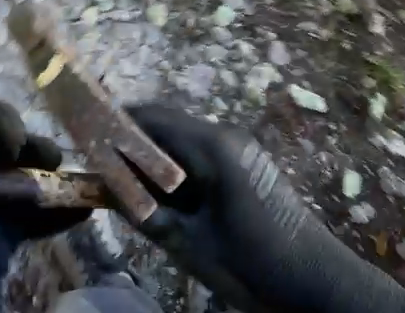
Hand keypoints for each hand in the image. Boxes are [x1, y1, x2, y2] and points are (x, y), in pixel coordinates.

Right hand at [124, 106, 404, 312]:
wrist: (319, 285)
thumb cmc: (255, 265)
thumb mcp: (191, 245)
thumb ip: (146, 215)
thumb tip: (104, 190)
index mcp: (212, 146)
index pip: (152, 118)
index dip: (116, 124)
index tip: (85, 135)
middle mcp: (224, 134)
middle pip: (165, 123)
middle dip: (130, 139)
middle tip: (99, 162)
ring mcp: (237, 147)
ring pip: (180, 138)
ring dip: (151, 155)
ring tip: (123, 181)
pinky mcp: (243, 164)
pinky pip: (198, 153)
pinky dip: (173, 167)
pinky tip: (159, 194)